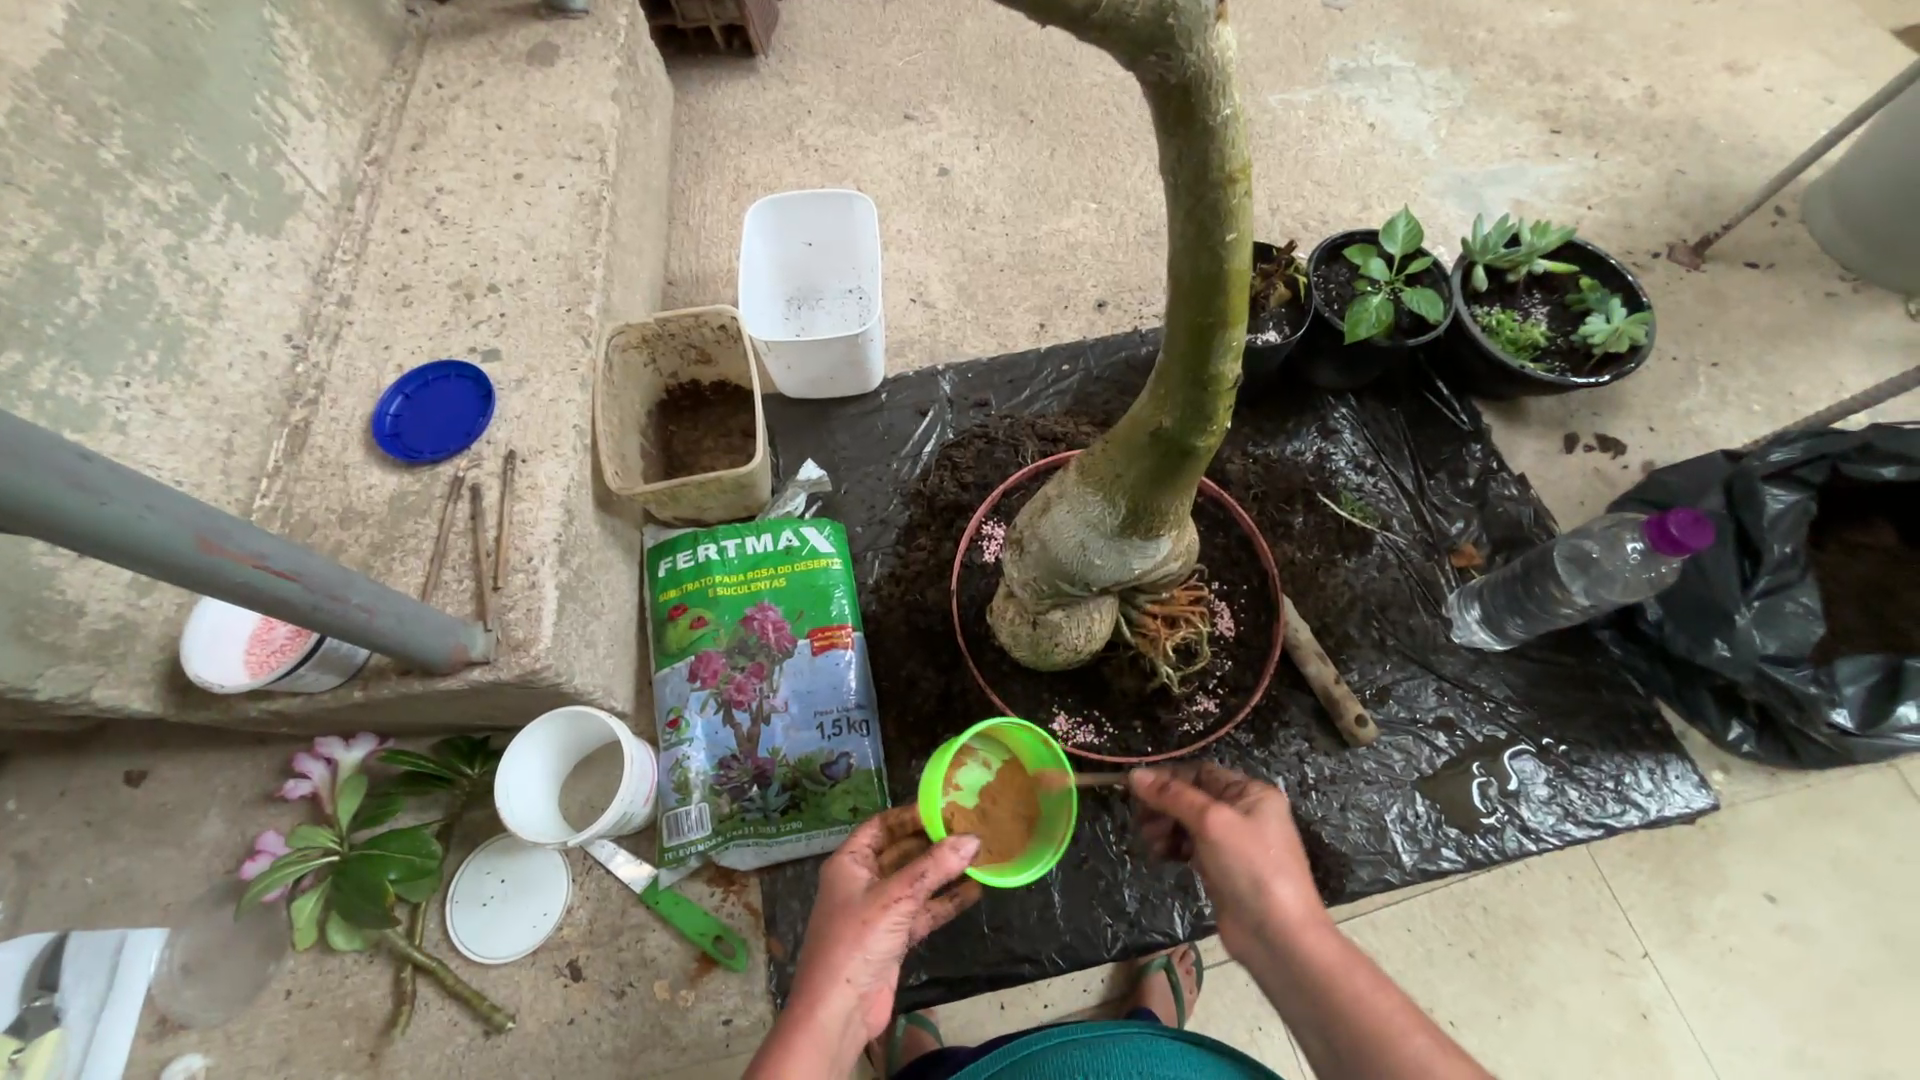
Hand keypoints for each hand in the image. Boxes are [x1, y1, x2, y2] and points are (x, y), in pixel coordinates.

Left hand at [786, 806, 982, 1052]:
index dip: (911, 815)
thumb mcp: (895, 897)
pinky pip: (922, 911)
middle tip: (970, 829)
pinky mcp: (893, 938)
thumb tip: (973, 839)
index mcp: (849, 862)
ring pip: (916, 882)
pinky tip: (974, 891)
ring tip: (980, 856)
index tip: (945, 807)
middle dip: (934, 843)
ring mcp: (878, 911)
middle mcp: (862, 881)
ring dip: (944, 872)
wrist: (837, 1013)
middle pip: (902, 852)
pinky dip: (945, 901)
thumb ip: (934, 867)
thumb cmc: (855, 942)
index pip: (882, 826)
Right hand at [1129, 763, 1327, 958]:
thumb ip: (1172, 796)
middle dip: (1163, 806)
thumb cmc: (1251, 867)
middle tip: (1140, 820)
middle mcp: (1243, 813)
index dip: (1168, 778)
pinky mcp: (1220, 869)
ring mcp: (1231, 843)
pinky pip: (1188, 847)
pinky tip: (1159, 855)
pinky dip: (1172, 847)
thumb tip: (1134, 774)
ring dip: (1164, 827)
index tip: (1135, 787)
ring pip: (1187, 823)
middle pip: (1191, 797)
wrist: (1278, 937)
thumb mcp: (1211, 822)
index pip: (1201, 773)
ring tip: (1150, 841)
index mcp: (1250, 793)